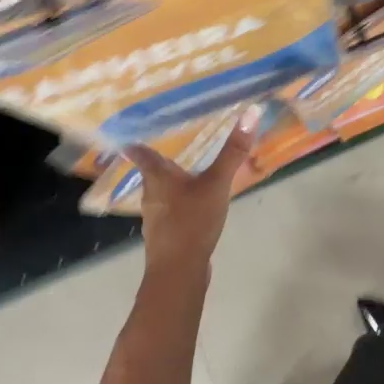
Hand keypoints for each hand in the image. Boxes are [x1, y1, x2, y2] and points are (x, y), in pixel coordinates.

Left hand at [123, 124, 255, 272]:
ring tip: (187, 175)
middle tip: (171, 147)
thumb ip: (233, 151)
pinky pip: (171, 213)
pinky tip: (195, 207)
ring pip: (161, 194)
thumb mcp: (217, 183)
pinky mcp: (166, 236)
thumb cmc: (192, 221)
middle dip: (160, 163)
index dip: (136, 143)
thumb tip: (251, 111)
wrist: (179, 272)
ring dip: (171, 185)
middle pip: (152, 174)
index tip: (132, 133)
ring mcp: (156, 218)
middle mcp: (152, 195)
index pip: (141, 154)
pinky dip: (180, 205)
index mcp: (158, 178)